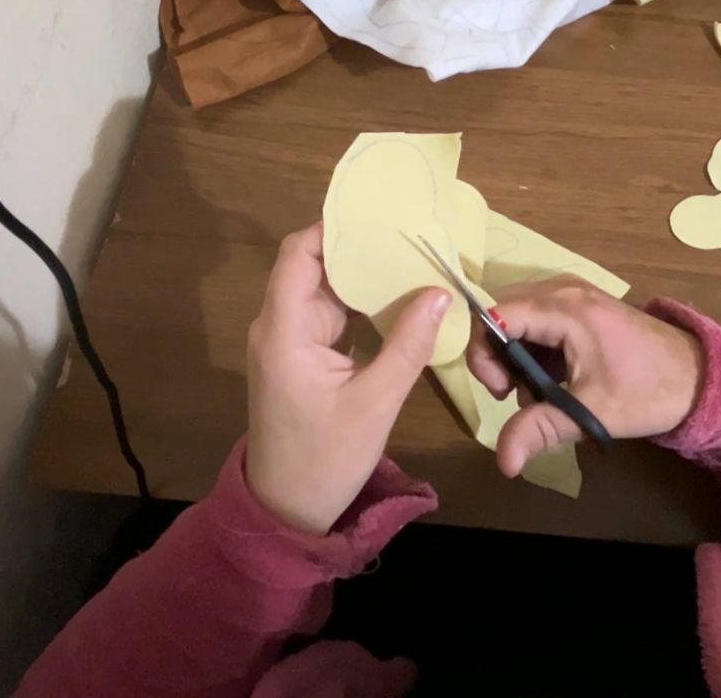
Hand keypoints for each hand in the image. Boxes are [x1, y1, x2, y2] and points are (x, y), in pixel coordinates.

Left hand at [244, 223, 448, 534]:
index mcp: (285, 330)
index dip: (332, 227)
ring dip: (361, 273)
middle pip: (313, 266)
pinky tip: (395, 294)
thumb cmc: (325, 458)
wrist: (286, 509)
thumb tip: (441, 293)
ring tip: (407, 255)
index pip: (299, 254)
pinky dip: (359, 301)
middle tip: (405, 230)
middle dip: (357, 247)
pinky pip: (329, 313)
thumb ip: (409, 345)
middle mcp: (279, 326)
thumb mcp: (376, 403)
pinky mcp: (301, 355)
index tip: (376, 212)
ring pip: (324, 288)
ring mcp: (289, 340)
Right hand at [466, 277, 703, 477]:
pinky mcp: (578, 302)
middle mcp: (562, 289)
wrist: (697, 377)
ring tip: (539, 391)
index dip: (484, 353)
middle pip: (501, 311)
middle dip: (497, 355)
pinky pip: (535, 316)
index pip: (494, 315)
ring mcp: (571, 291)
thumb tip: (503, 463)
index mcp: (564, 308)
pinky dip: (532, 346)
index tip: (502, 392)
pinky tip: (552, 377)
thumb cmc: (646, 391)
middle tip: (515, 394)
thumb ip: (540, 429)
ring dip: (515, 353)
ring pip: (516, 314)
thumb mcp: (590, 413)